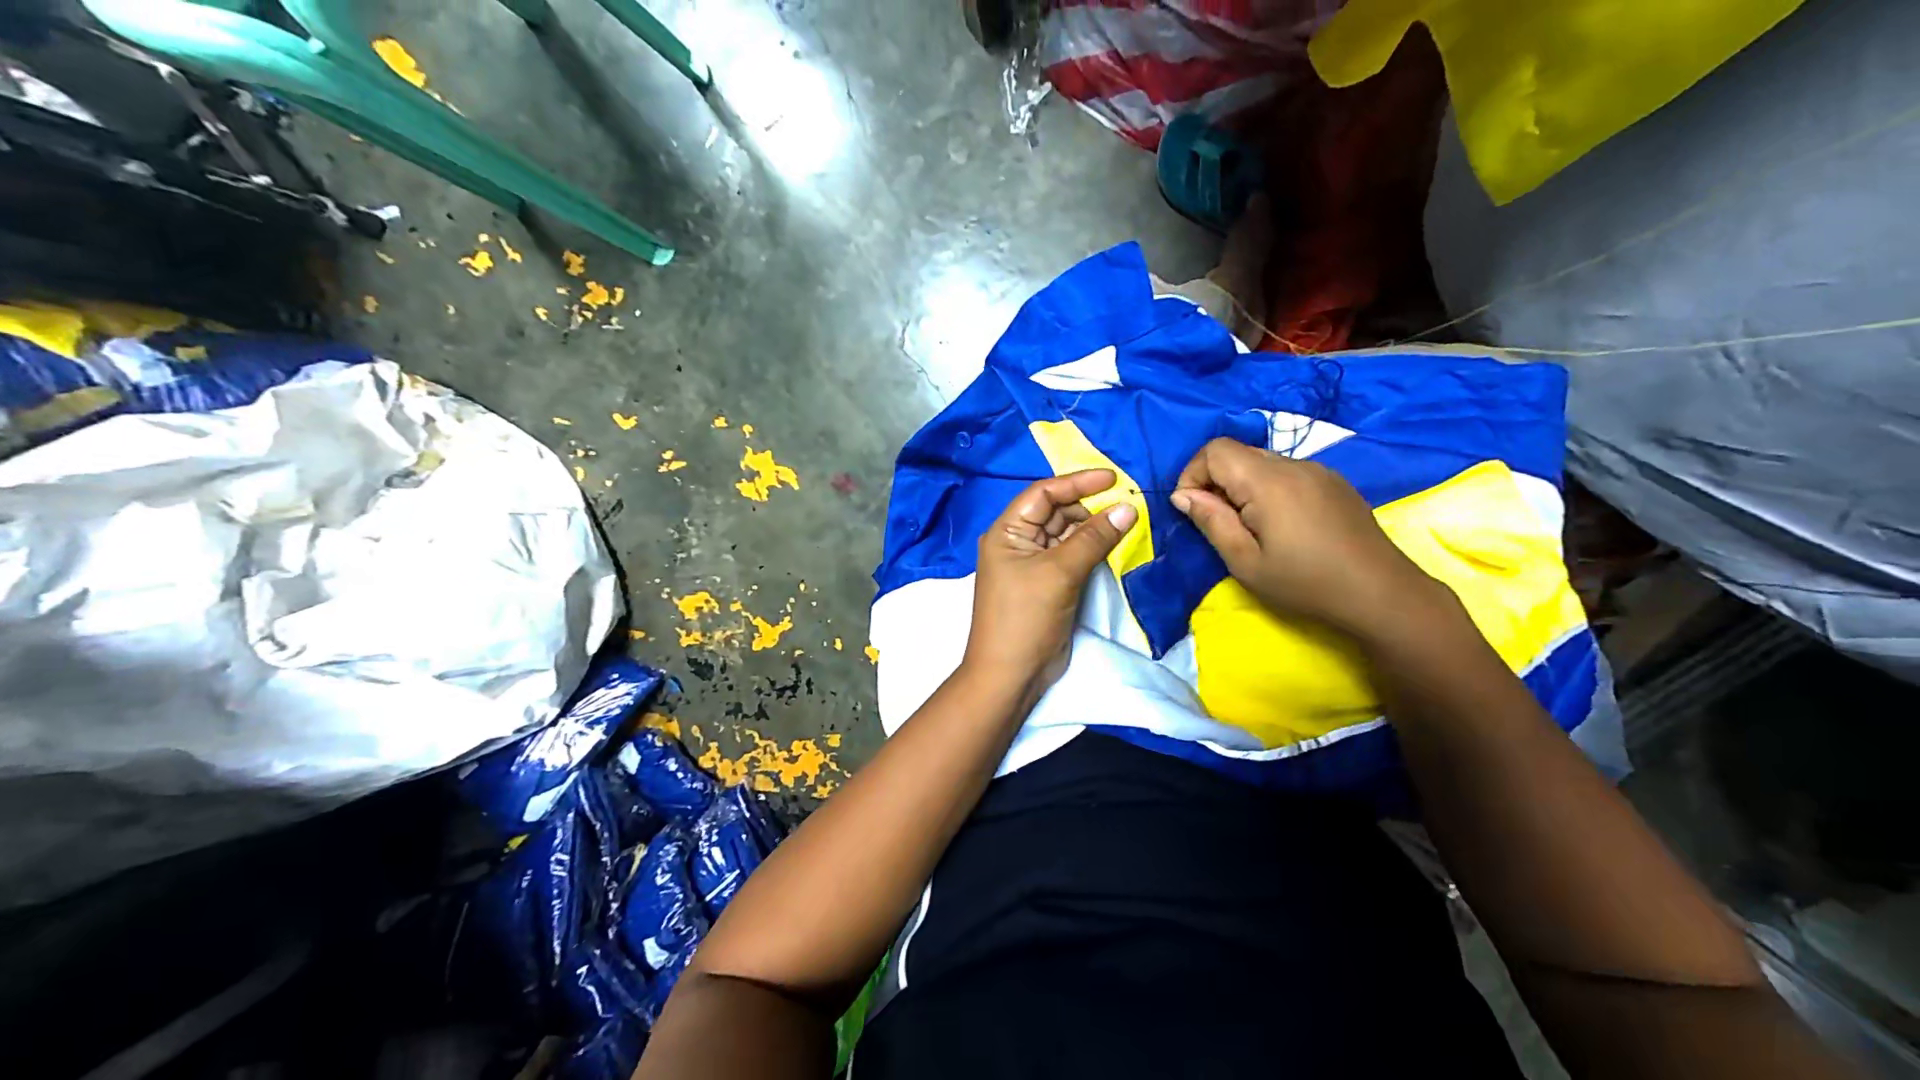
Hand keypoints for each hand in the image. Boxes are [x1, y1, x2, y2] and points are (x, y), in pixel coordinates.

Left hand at [962, 469, 1137, 700]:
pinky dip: (1091, 549)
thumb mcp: (1060, 573)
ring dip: (1093, 529)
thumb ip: (1094, 538)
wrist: (1011, 674)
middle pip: (1056, 511)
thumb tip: (1128, 508)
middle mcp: (1017, 542)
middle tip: (1125, 508)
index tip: (1112, 479)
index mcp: (1007, 531)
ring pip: (1067, 534)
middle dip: (1088, 507)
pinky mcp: (1048, 584)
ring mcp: (1032, 564)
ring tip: (1126, 524)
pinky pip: (1071, 556)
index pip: (1043, 493)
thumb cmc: (1026, 617)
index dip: (1077, 483)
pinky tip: (1114, 545)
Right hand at [1170, 437, 1449, 644]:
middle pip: (1238, 452)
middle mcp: (1294, 465)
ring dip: (1243, 486)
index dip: (1193, 474)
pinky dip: (1269, 489)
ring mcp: (1319, 471)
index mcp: (1268, 481)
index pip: (1215, 450)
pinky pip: (1288, 472)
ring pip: (1263, 462)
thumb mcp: (1245, 562)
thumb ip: (1211, 521)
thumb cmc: (1305, 583)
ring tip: (1251, 528)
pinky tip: (1282, 525)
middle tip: (1220, 523)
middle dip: (1216, 481)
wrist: (1381, 593)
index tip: (1193, 510)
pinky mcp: (1334, 483)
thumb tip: (1182, 496)